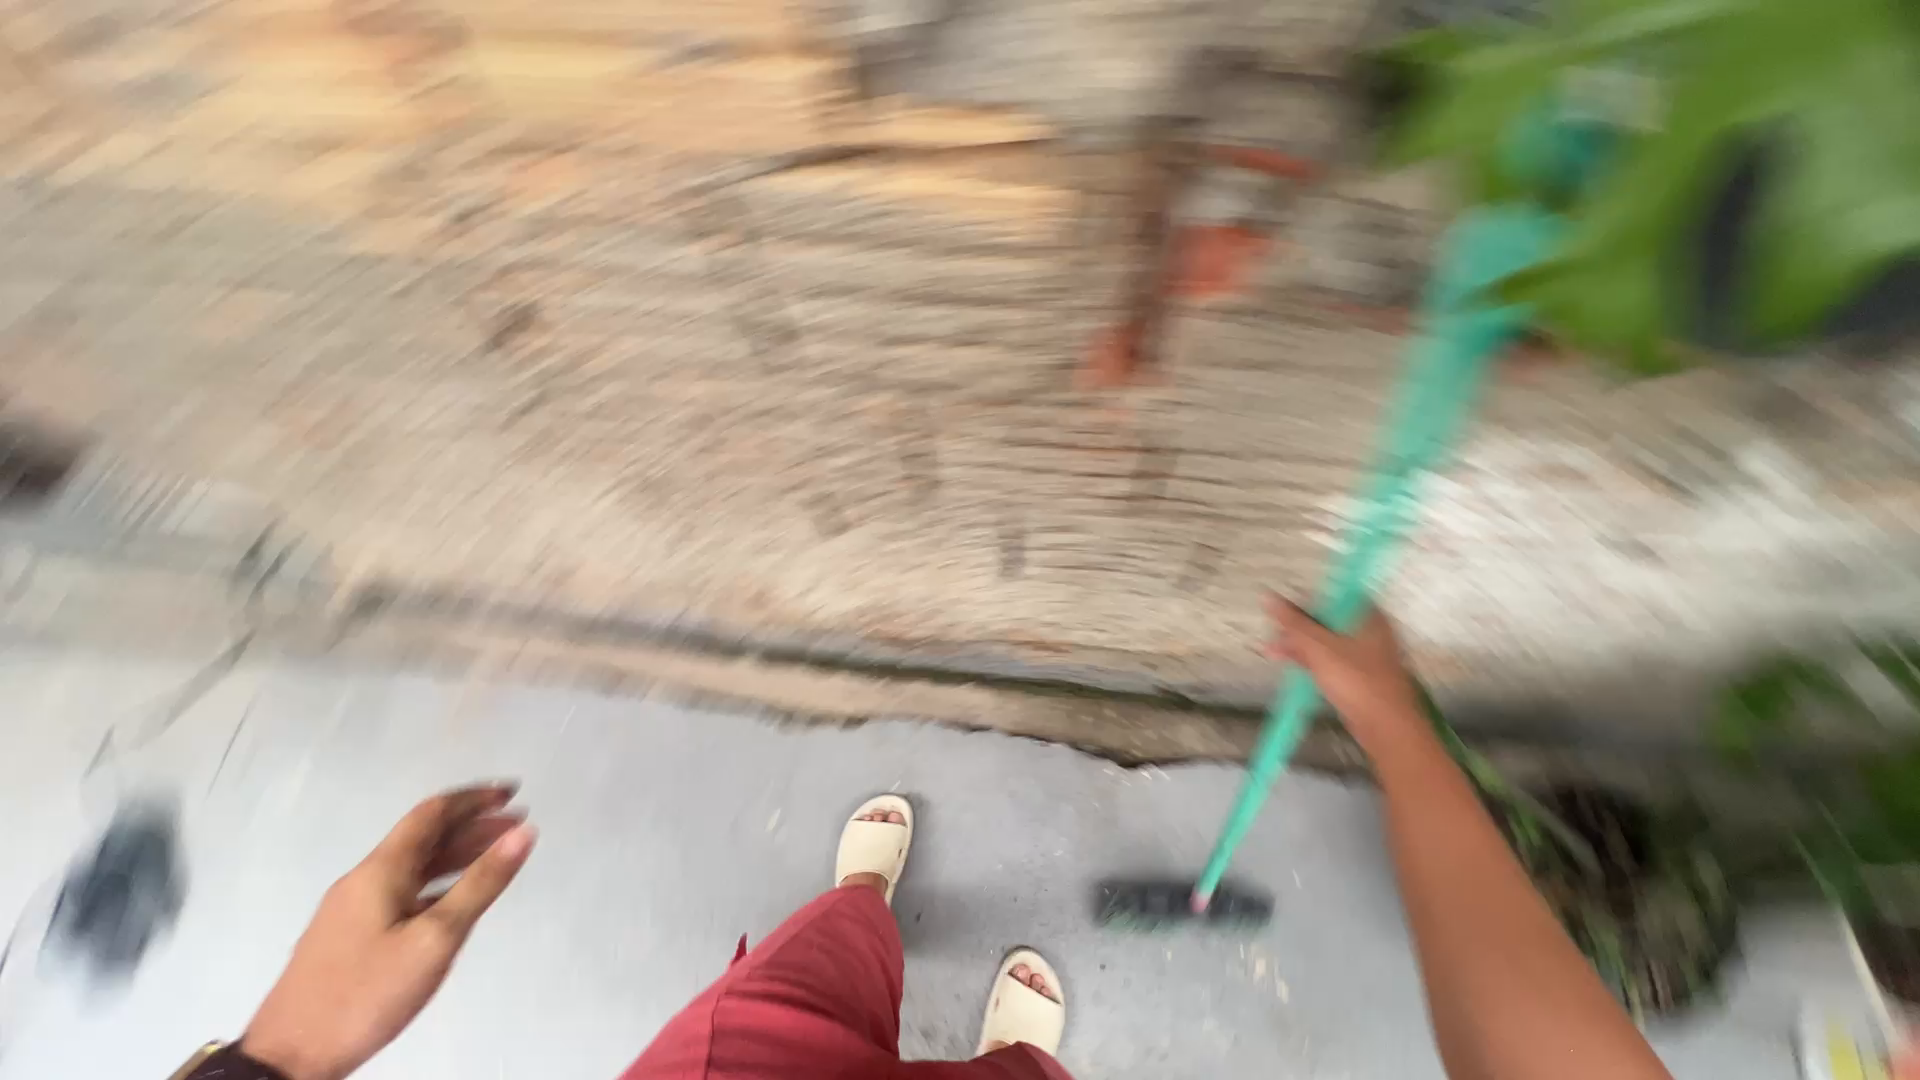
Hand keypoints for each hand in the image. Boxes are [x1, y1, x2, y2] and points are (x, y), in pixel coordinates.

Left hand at [242, 785, 536, 1079]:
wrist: (286, 1061)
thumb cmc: (366, 993)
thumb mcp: (436, 938)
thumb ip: (482, 883)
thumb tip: (523, 832)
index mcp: (381, 871)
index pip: (432, 814)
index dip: (474, 798)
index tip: (511, 792)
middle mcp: (365, 880)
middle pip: (424, 836)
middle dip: (473, 824)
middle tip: (516, 822)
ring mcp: (354, 909)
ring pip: (416, 864)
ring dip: (459, 851)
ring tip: (498, 852)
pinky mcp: (351, 936)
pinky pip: (406, 889)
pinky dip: (441, 879)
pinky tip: (458, 894)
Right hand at [1263, 594, 1428, 758]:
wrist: (1385, 726)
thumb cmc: (1355, 679)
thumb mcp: (1318, 647)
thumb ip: (1293, 622)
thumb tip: (1267, 596)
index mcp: (1366, 617)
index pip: (1333, 596)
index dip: (1307, 600)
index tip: (1283, 609)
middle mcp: (1367, 631)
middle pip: (1326, 620)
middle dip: (1297, 627)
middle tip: (1273, 633)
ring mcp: (1363, 654)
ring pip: (1325, 641)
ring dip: (1299, 645)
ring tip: (1271, 652)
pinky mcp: (1357, 675)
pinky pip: (1328, 660)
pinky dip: (1308, 660)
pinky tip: (1287, 664)